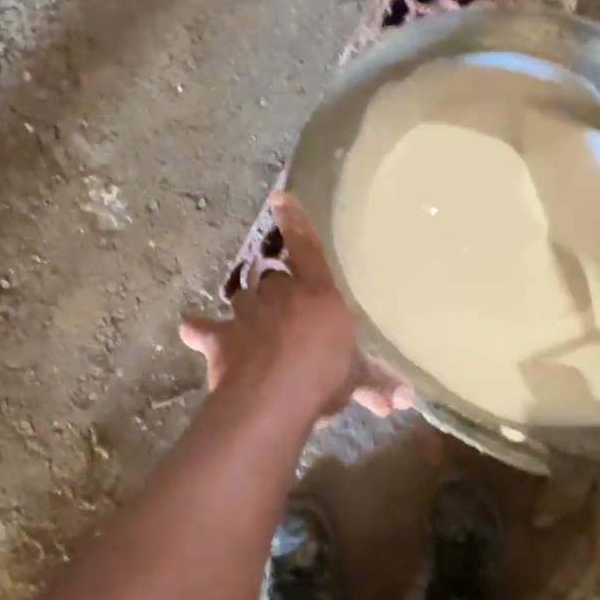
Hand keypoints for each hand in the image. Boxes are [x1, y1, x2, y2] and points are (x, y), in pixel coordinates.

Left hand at [180, 192, 413, 420]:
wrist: (274, 399)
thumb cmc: (325, 378)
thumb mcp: (355, 380)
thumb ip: (377, 384)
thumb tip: (406, 401)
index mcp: (319, 294)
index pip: (307, 248)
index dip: (295, 222)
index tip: (279, 197)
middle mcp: (282, 295)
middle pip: (274, 279)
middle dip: (278, 289)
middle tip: (286, 308)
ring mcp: (248, 315)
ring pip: (244, 298)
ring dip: (249, 307)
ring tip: (253, 322)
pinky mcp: (223, 338)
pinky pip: (205, 329)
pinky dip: (201, 330)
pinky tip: (193, 330)